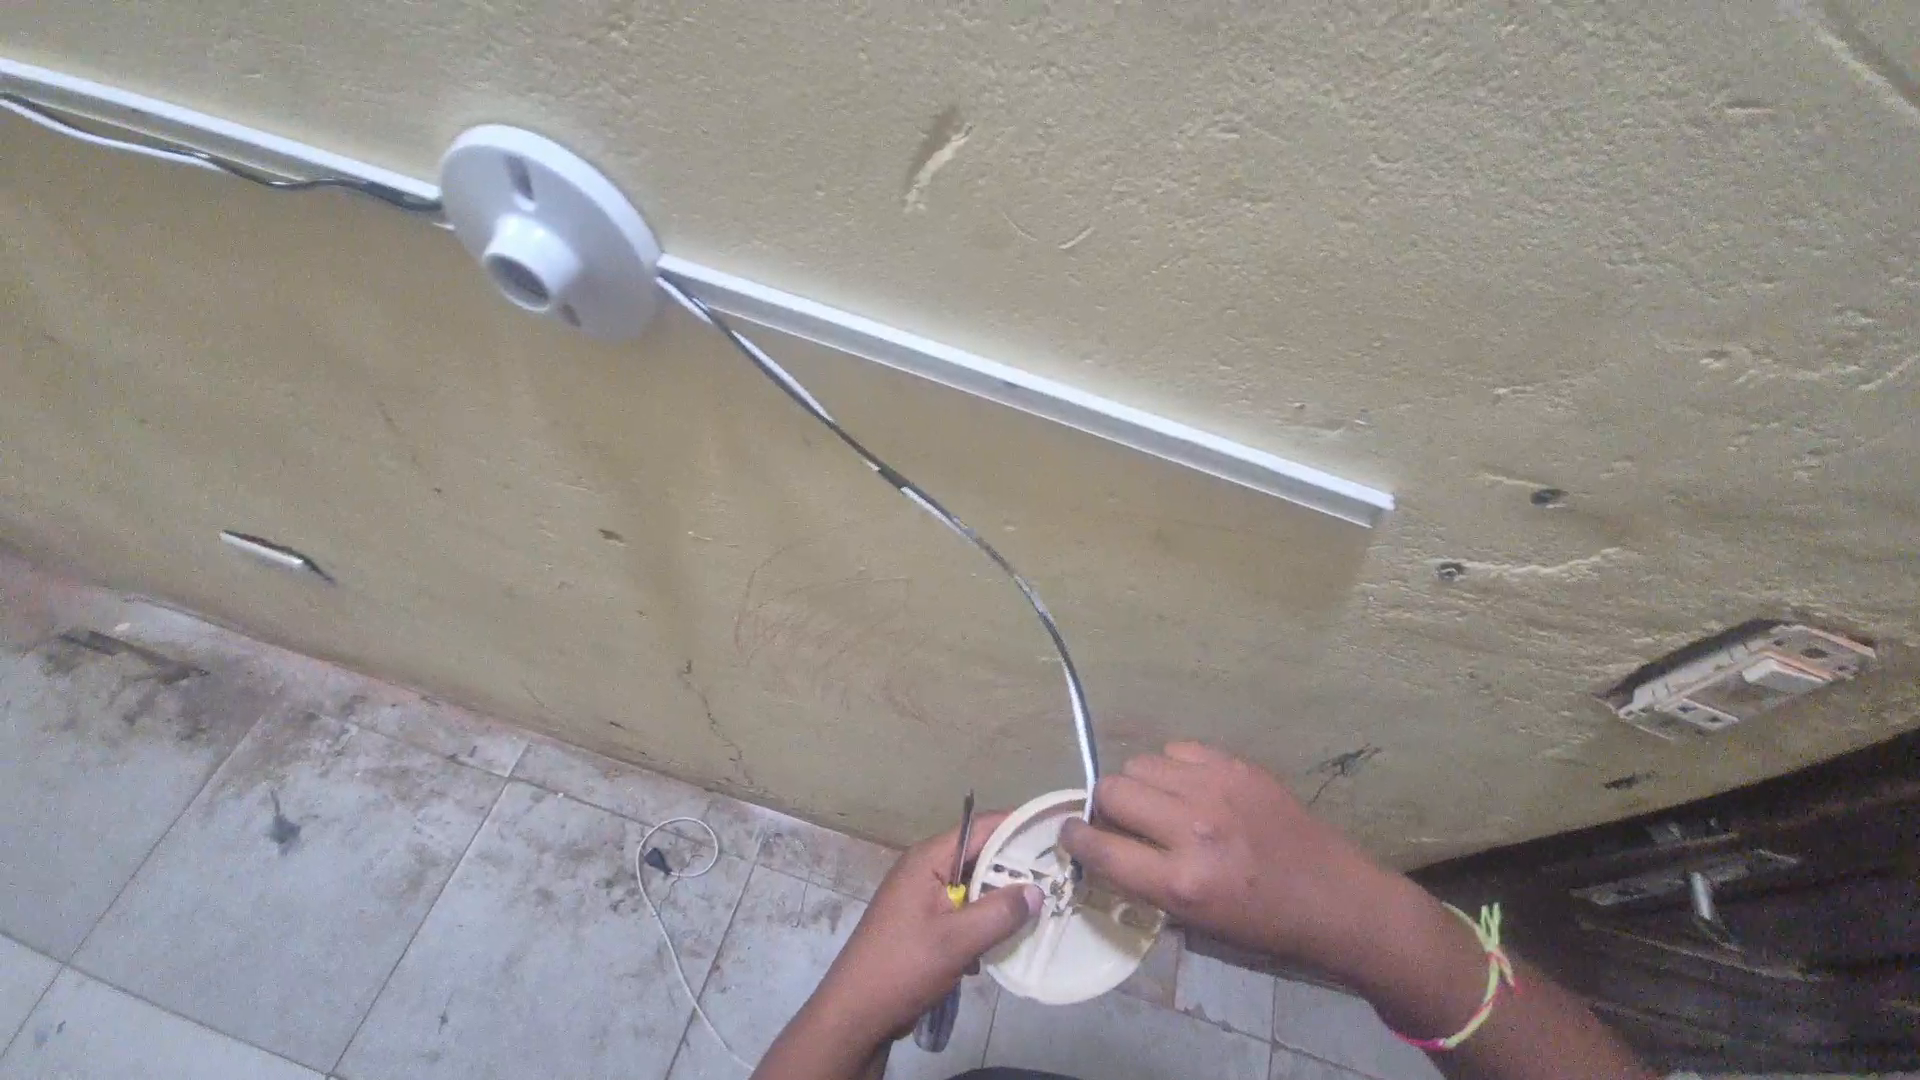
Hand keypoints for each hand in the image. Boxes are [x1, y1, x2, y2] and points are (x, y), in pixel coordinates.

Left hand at [809, 812, 1042, 1041]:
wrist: (855, 1013)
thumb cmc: (903, 966)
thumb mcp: (957, 941)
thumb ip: (999, 913)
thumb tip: (1036, 891)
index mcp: (929, 858)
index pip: (981, 827)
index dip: (1017, 826)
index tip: (1054, 834)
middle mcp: (926, 868)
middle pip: (979, 855)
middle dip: (1014, 867)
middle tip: (1056, 878)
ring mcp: (922, 895)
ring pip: (973, 886)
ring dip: (999, 899)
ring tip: (1038, 911)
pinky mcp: (923, 922)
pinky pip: (962, 910)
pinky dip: (982, 921)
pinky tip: (1003, 943)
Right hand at [1059, 741, 1402, 982]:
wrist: (1335, 897)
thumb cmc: (1262, 922)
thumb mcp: (1196, 923)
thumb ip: (1143, 882)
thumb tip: (1101, 847)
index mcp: (1181, 882)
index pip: (1101, 847)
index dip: (1075, 838)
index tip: (1071, 833)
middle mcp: (1192, 829)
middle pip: (1112, 790)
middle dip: (1104, 806)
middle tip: (1119, 819)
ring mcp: (1215, 790)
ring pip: (1139, 763)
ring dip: (1137, 783)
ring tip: (1157, 801)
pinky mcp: (1236, 766)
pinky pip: (1177, 749)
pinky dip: (1172, 767)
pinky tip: (1188, 786)